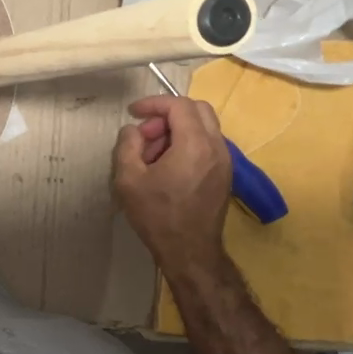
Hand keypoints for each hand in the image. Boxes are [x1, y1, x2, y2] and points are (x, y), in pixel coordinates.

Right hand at [112, 95, 232, 279]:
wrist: (189, 250)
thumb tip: (133, 130)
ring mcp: (225, 161)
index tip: (133, 112)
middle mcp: (216, 147)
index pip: (179, 105)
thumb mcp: (128, 179)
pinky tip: (167, 167)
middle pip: (197, 110)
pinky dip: (187, 144)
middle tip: (144, 134)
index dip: (153, 103)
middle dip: (167, 114)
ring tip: (152, 154)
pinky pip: (207, 144)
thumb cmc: (157, 215)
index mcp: (194, 144)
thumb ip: (127, 146)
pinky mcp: (224, 174)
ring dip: (177, 130)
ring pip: (203, 127)